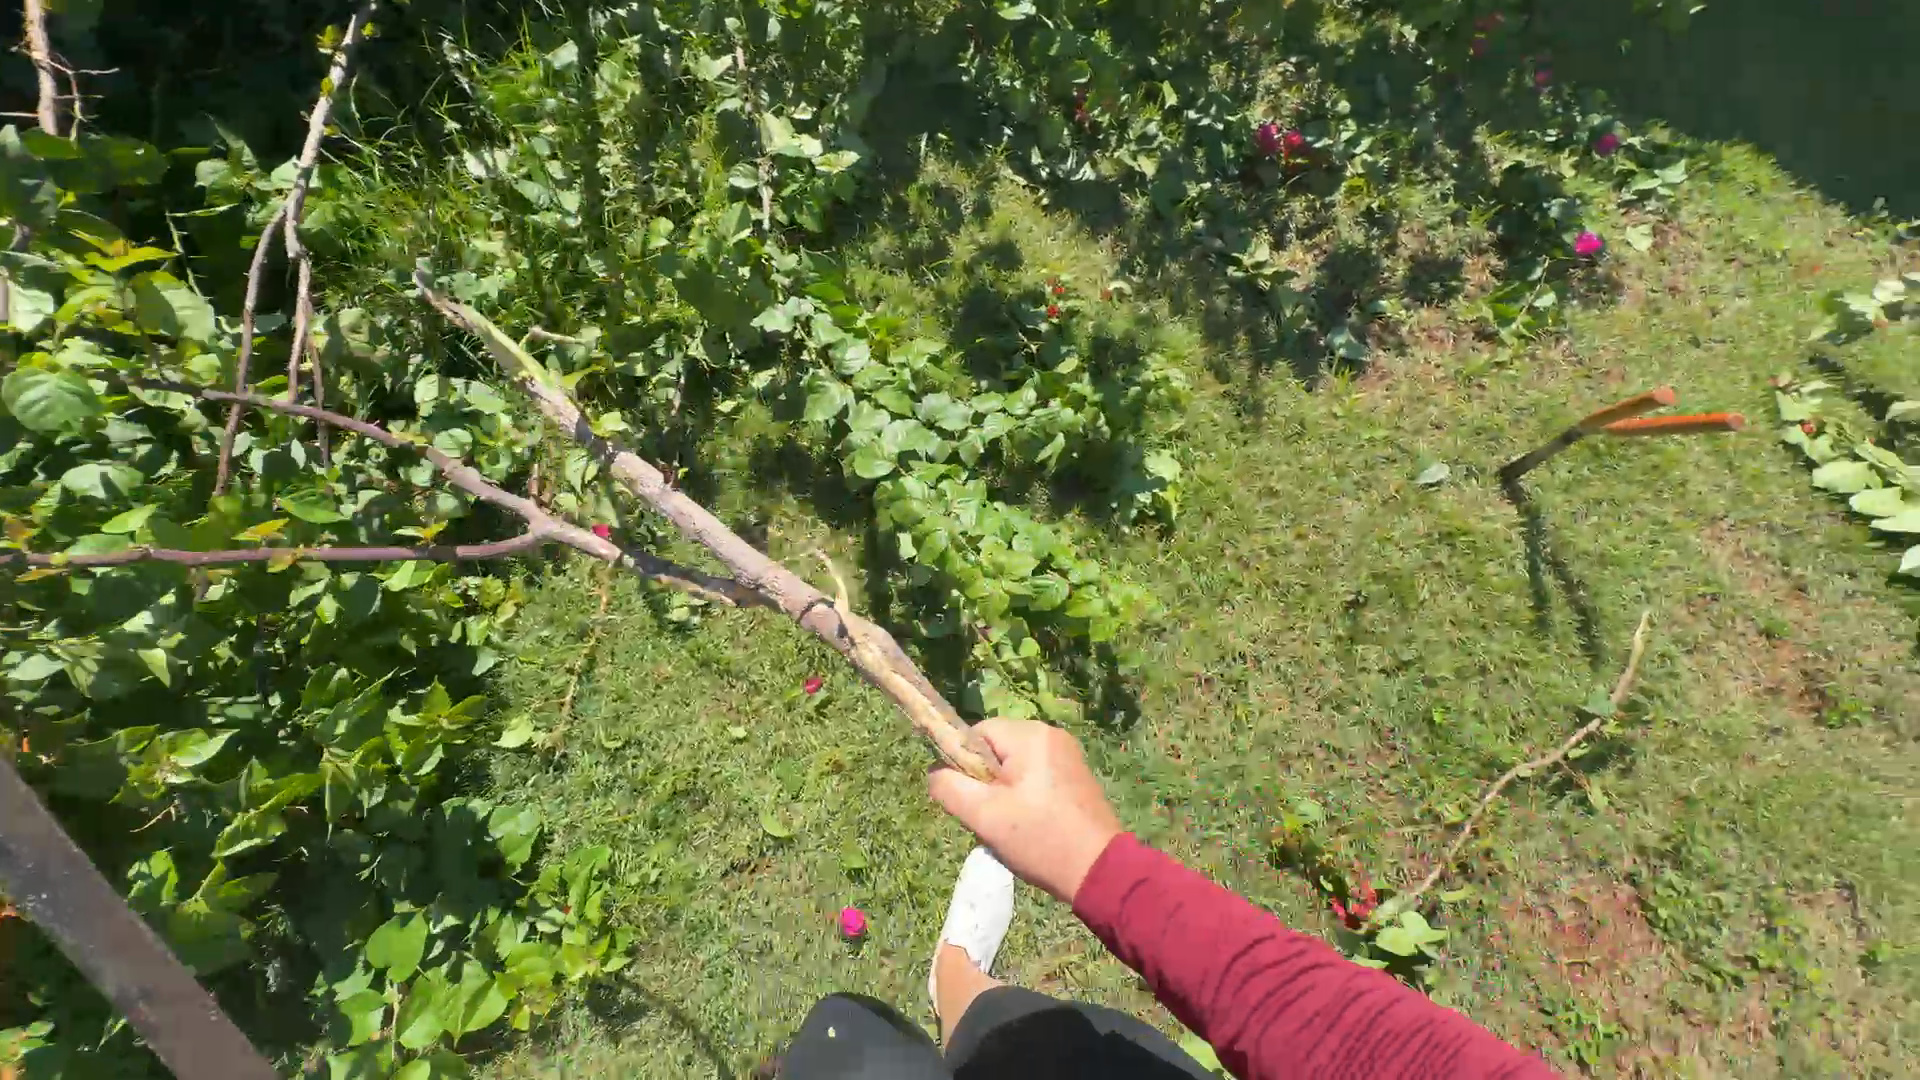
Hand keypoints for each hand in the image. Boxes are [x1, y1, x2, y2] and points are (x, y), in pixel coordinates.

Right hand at [928, 718, 1121, 903]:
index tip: (974, 799)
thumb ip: (949, 787)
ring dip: (1005, 790)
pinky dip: (1026, 794)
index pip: (977, 734)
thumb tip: (934, 771)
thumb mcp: (984, 816)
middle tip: (993, 817)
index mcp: (1030, 735)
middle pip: (997, 748)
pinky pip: (1036, 772)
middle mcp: (1051, 734)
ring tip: (1013, 825)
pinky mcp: (1076, 773)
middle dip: (986, 780)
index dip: (966, 765)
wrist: (1099, 870)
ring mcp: (1067, 753)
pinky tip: (1032, 824)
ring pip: (1015, 763)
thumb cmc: (1039, 839)